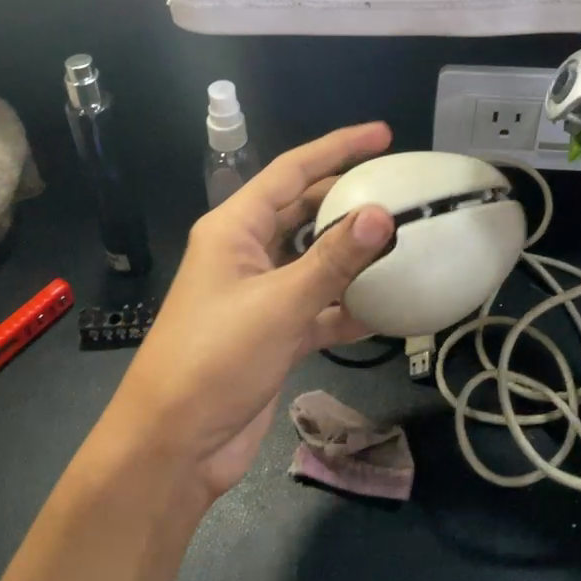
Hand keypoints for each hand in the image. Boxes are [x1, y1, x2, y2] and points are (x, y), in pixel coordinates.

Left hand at [106, 123, 395, 498]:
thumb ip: (333, 261)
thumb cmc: (215, 359)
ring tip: (405, 244)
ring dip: (353, 257)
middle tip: (399, 192)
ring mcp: (259, 297)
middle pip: (303, 212)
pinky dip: (348, 308)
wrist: (175, 446)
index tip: (382, 135)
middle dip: (347, 201)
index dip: (336, 148)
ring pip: (314, 262)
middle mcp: (245, 254)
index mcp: (234, 229)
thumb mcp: (279, 304)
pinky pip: (318, 309)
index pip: (290, 172)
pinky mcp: (272, 336)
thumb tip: (381, 215)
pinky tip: (389, 309)